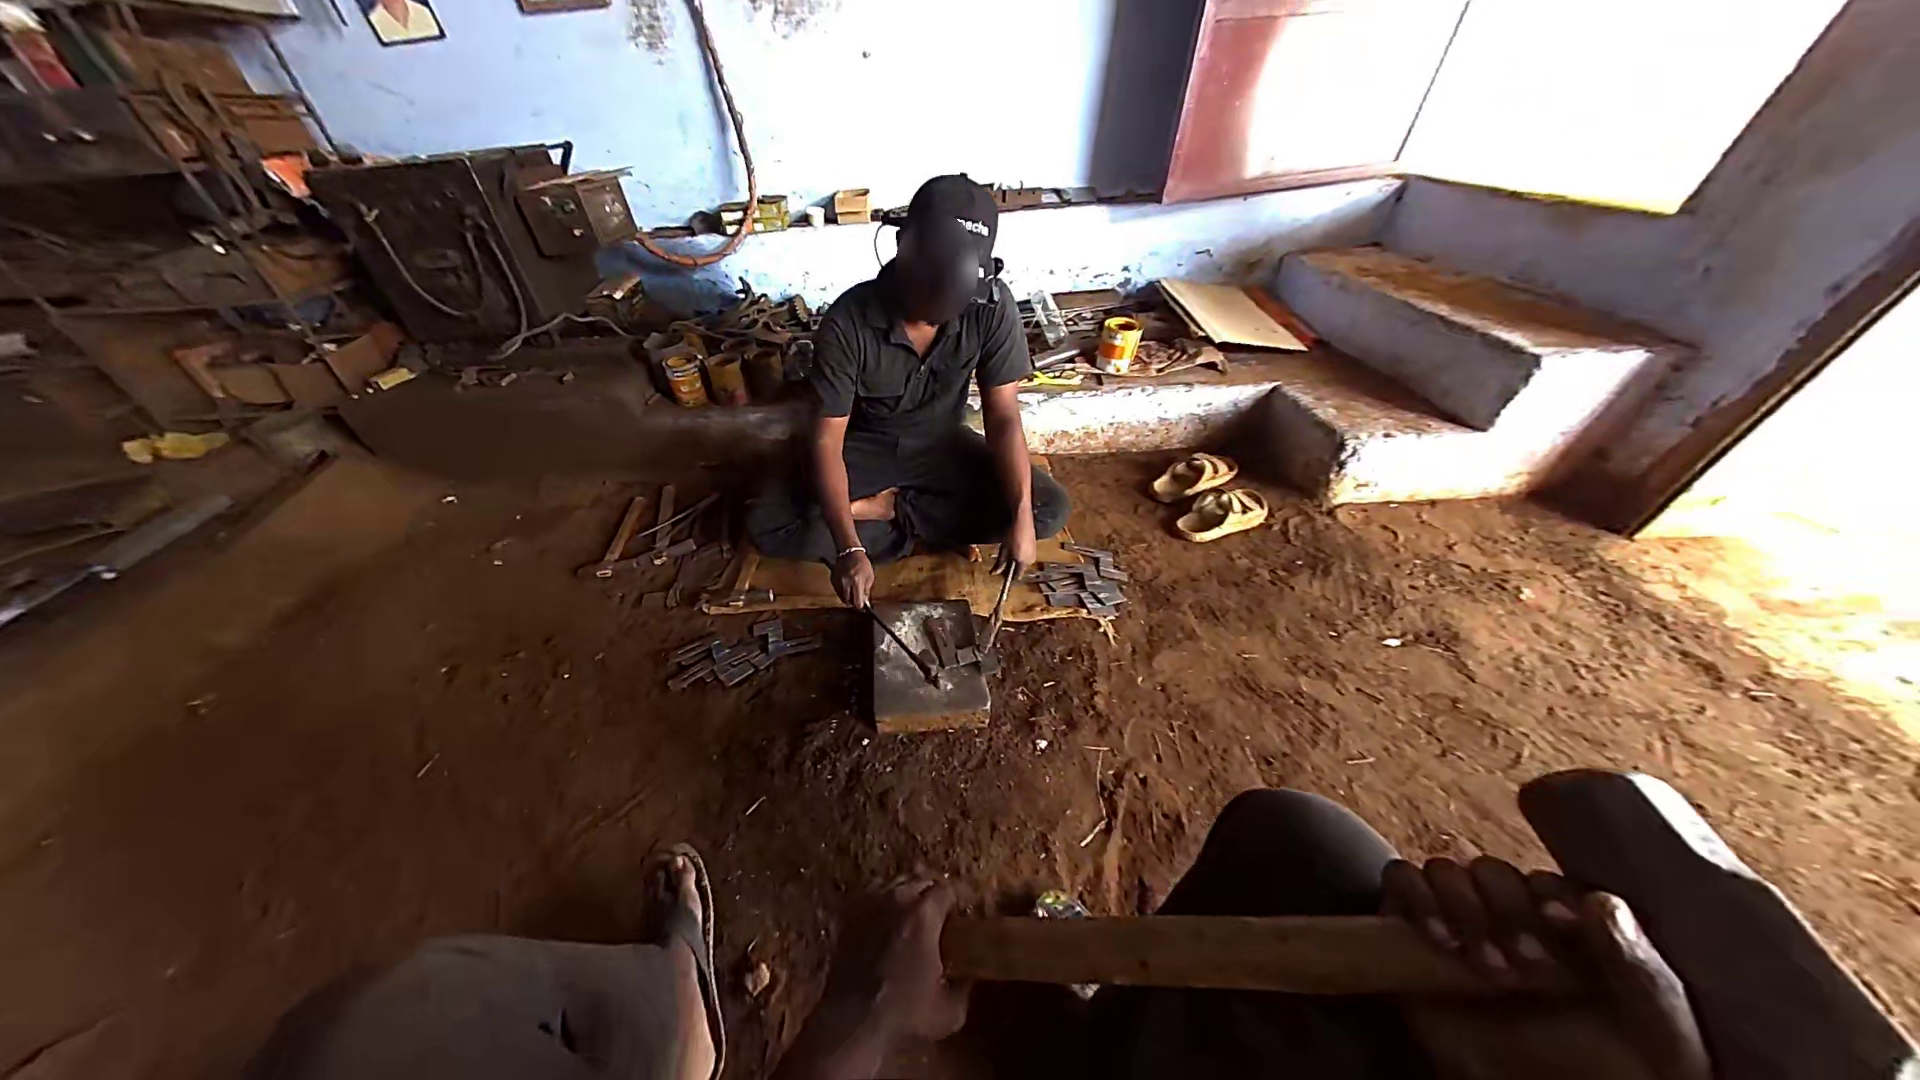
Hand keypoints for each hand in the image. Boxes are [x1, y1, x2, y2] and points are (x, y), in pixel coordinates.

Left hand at [772, 880, 968, 1079]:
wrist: (851, 1024)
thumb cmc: (903, 1014)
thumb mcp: (949, 1011)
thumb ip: (963, 988)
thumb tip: (968, 979)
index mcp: (925, 914)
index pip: (945, 889)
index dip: (952, 901)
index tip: (955, 916)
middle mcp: (897, 899)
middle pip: (918, 879)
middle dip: (929, 892)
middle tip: (935, 914)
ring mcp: (868, 905)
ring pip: (891, 884)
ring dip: (902, 893)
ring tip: (907, 912)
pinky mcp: (846, 918)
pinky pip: (867, 899)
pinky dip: (876, 905)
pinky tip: (880, 920)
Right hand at [832, 548, 873, 609]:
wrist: (850, 553)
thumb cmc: (862, 564)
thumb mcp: (869, 577)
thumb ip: (866, 591)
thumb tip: (865, 602)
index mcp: (857, 582)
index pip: (857, 602)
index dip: (860, 606)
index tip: (862, 606)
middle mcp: (846, 583)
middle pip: (847, 602)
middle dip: (853, 602)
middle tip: (857, 599)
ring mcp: (838, 581)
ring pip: (841, 597)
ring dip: (847, 597)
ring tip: (852, 590)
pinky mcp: (833, 580)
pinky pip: (837, 591)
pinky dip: (842, 591)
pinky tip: (847, 585)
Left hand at [991, 513, 1037, 577]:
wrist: (1022, 520)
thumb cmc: (1012, 535)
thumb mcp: (1004, 550)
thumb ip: (1000, 563)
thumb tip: (993, 573)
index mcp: (1023, 562)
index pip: (1017, 576)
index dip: (1008, 576)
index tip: (1001, 574)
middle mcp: (1031, 560)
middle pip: (1020, 569)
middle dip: (1011, 568)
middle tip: (1002, 562)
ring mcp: (1034, 553)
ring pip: (1023, 562)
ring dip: (1015, 560)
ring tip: (1007, 552)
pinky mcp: (1034, 547)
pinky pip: (1026, 555)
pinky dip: (1020, 555)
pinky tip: (1014, 547)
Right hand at [1383, 856, 1709, 1079]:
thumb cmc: (1608, 1074)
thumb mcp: (1655, 1034)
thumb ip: (1640, 970)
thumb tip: (1604, 900)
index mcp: (1562, 926)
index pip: (1544, 880)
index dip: (1550, 895)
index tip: (1564, 926)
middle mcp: (1503, 913)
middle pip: (1490, 869)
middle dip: (1506, 910)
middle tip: (1527, 967)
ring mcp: (1449, 915)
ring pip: (1444, 869)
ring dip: (1463, 906)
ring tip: (1487, 966)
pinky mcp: (1403, 923)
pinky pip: (1398, 877)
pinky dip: (1416, 896)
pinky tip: (1441, 940)